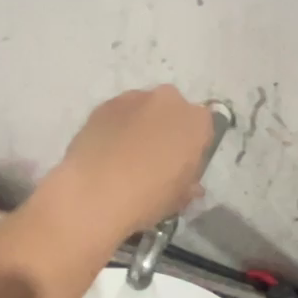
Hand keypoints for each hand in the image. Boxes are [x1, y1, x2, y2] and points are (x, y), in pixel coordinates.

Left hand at [44, 86, 215, 236]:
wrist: (95, 192)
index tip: (179, 166)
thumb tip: (190, 185)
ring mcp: (134, 98)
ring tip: (124, 156)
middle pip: (172, 112)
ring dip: (139, 126)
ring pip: (143, 110)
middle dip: (165, 130)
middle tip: (152, 159)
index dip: (190, 148)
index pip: (202, 130)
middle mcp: (169, 100)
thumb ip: (188, 185)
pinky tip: (106, 152)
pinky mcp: (104, 104)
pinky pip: (117, 114)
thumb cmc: (147, 197)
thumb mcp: (178, 200)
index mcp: (196, 122)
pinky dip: (116, 127)